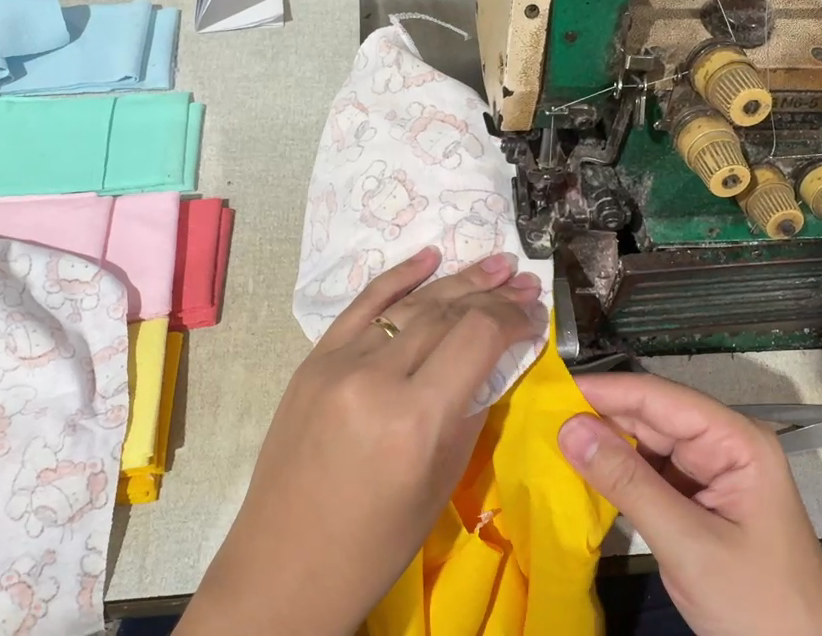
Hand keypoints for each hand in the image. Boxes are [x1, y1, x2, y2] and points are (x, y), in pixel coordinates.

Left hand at [177, 246, 544, 635]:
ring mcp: (337, 363)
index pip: (476, 337)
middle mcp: (375, 378)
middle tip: (524, 282)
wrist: (286, 564)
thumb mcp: (442, 479)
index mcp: (415, 419)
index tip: (535, 316)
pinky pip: (361, 305)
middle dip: (492, 295)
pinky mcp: (313, 360)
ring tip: (496, 263)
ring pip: (409, 303)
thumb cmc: (377, 542)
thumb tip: (497, 355)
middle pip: (446, 312)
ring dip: (457, 280)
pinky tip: (430, 256)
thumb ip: (472, 407)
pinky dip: (398, 277)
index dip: (513, 318)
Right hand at [559, 373, 821, 635]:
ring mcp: (712, 473)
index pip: (659, 397)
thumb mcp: (688, 544)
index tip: (550, 390)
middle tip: (540, 419)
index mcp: (735, 440)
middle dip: (599, 417)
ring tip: (550, 440)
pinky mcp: (700, 500)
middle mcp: (723, 445)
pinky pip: (652, 473)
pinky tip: (583, 472)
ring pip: (647, 444)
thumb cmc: (759, 605)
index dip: (605, 391)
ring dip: (605, 444)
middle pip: (651, 416)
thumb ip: (627, 483)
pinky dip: (619, 474)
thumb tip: (568, 428)